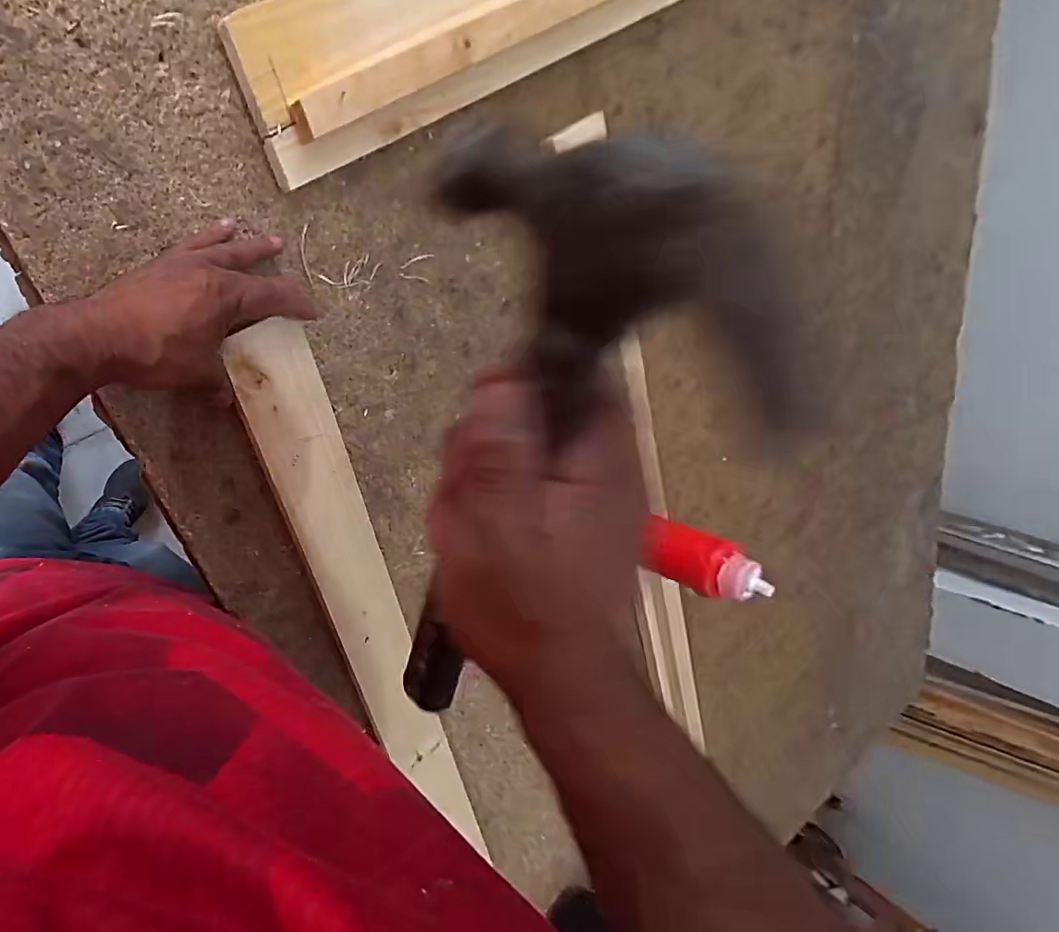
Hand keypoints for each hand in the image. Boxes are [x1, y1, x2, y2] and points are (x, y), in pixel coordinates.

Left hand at [70, 221, 316, 388]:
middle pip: (244, 258)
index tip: (310, 310)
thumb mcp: (193, 372)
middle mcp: (206, 271)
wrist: (98, 335)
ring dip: (228, 238)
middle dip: (264, 254)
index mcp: (226, 294)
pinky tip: (193, 244)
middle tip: (279, 243)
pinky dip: (194, 243)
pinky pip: (183, 248)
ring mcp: (178, 265)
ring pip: (212, 245)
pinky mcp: (154, 267)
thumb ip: (214, 383)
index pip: (271, 295)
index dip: (294, 302)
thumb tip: (224, 399)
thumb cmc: (154, 353)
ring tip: (236, 226)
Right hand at [426, 368, 647, 691]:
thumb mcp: (497, 521)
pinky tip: (470, 529)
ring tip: (461, 518)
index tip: (479, 414)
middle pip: (534, 415)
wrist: (552, 677)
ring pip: (514, 449)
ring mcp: (579, 495)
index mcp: (597, 460)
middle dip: (484, 439)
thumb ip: (497, 451)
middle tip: (462, 485)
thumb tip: (501, 382)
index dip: (523, 380)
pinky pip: (513, 483)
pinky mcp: (560, 519)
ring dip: (476, 473)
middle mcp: (598, 468)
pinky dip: (485, 497)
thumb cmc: (523, 603)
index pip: (577, 380)